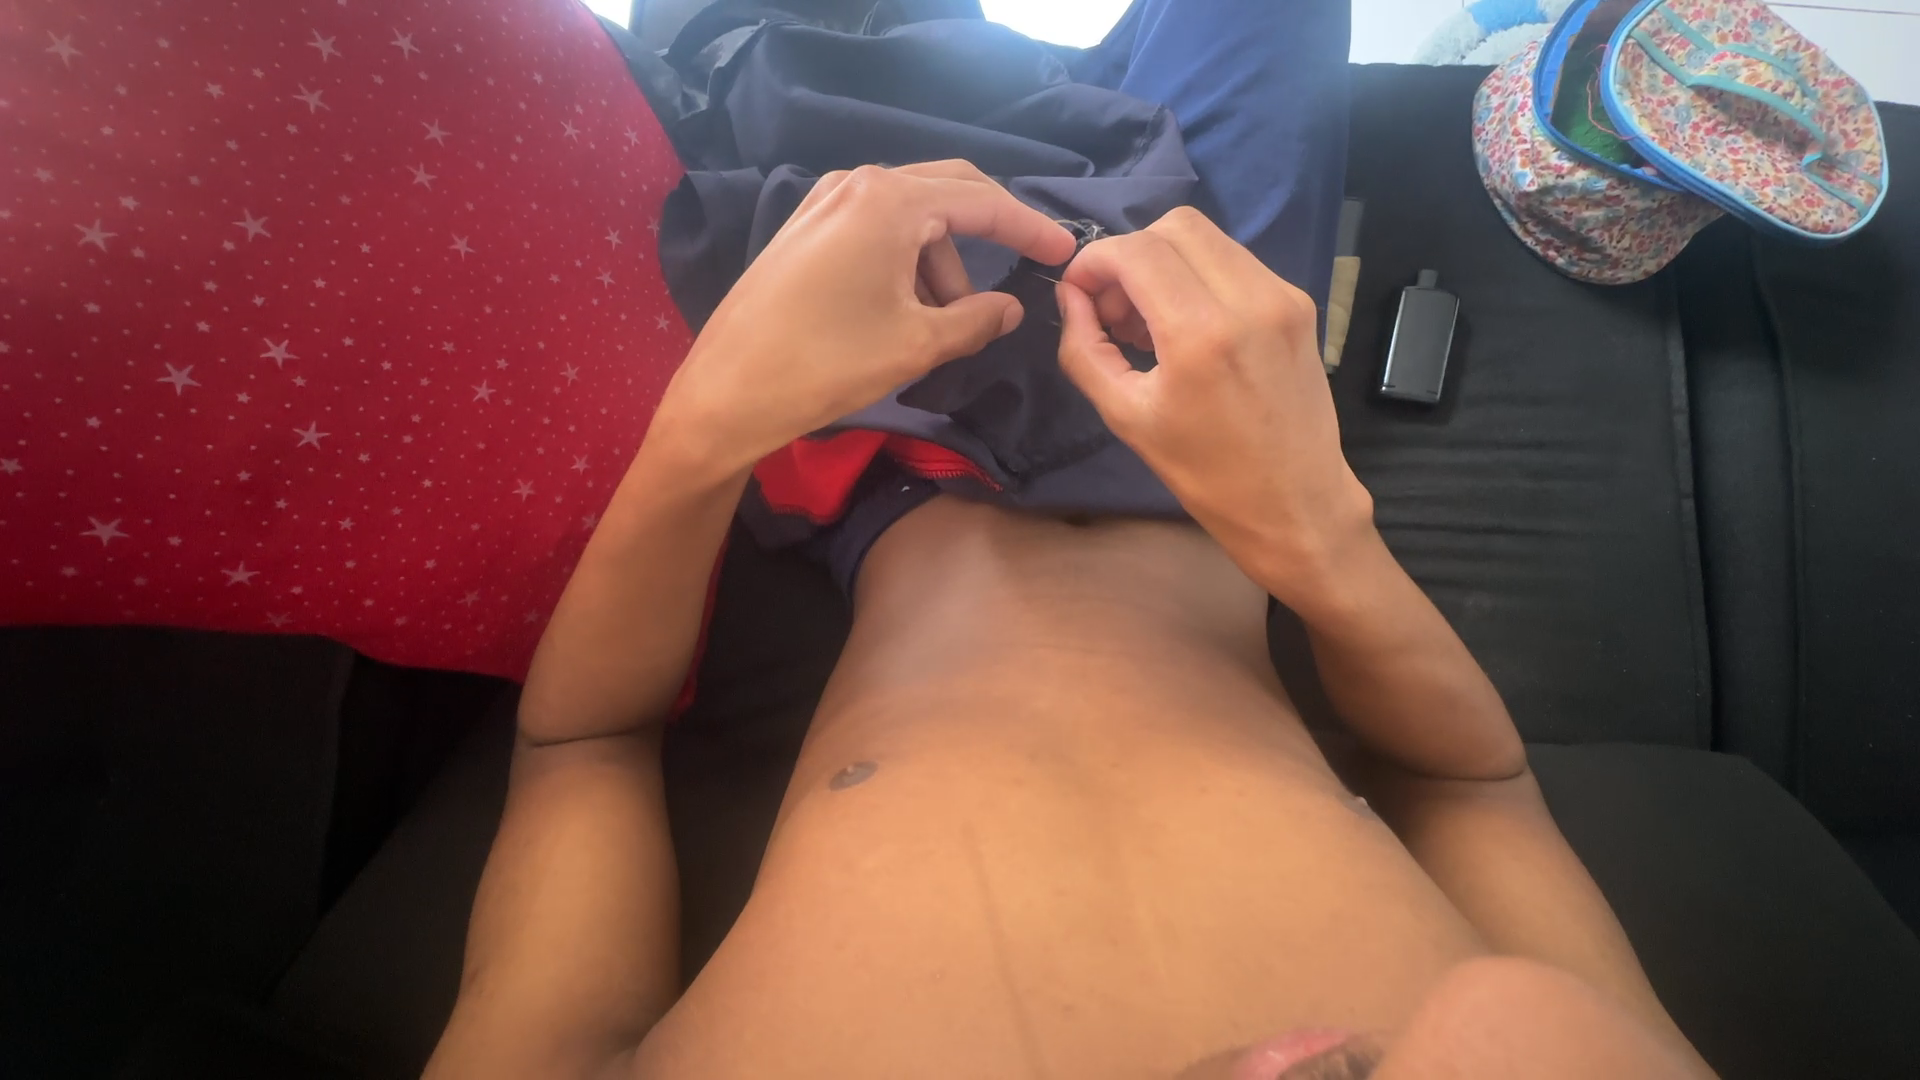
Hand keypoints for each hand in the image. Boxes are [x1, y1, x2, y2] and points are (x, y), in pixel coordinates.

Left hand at [651, 160, 1076, 478]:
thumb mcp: (916, 344)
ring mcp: (824, 204)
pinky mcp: (804, 232)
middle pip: (945, 196)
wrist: (729, 391)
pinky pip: (874, 234)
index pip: (980, 200)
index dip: (1028, 226)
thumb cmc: (829, 365)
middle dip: (985, 240)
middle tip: (1007, 288)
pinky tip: (899, 313)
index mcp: (890, 201)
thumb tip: (1011, 308)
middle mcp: (856, 185)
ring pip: (908, 221)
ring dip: (938, 267)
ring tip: (938, 328)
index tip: (1062, 251)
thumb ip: (976, 319)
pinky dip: (902, 267)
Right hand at [1056, 207, 1374, 611]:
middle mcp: (1248, 298)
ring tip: (1146, 320)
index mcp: (1201, 334)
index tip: (1078, 292)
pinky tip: (1183, 325)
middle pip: (1173, 226)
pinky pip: (1233, 261)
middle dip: (1128, 256)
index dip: (1095, 261)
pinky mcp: (1297, 303)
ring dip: (1162, 263)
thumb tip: (1071, 298)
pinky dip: (1196, 276)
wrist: (1293, 502)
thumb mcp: (1126, 417)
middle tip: (1114, 309)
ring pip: (1206, 237)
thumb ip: (1086, 350)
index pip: (1137, 252)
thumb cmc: (1203, 472)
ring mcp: (1281, 295)